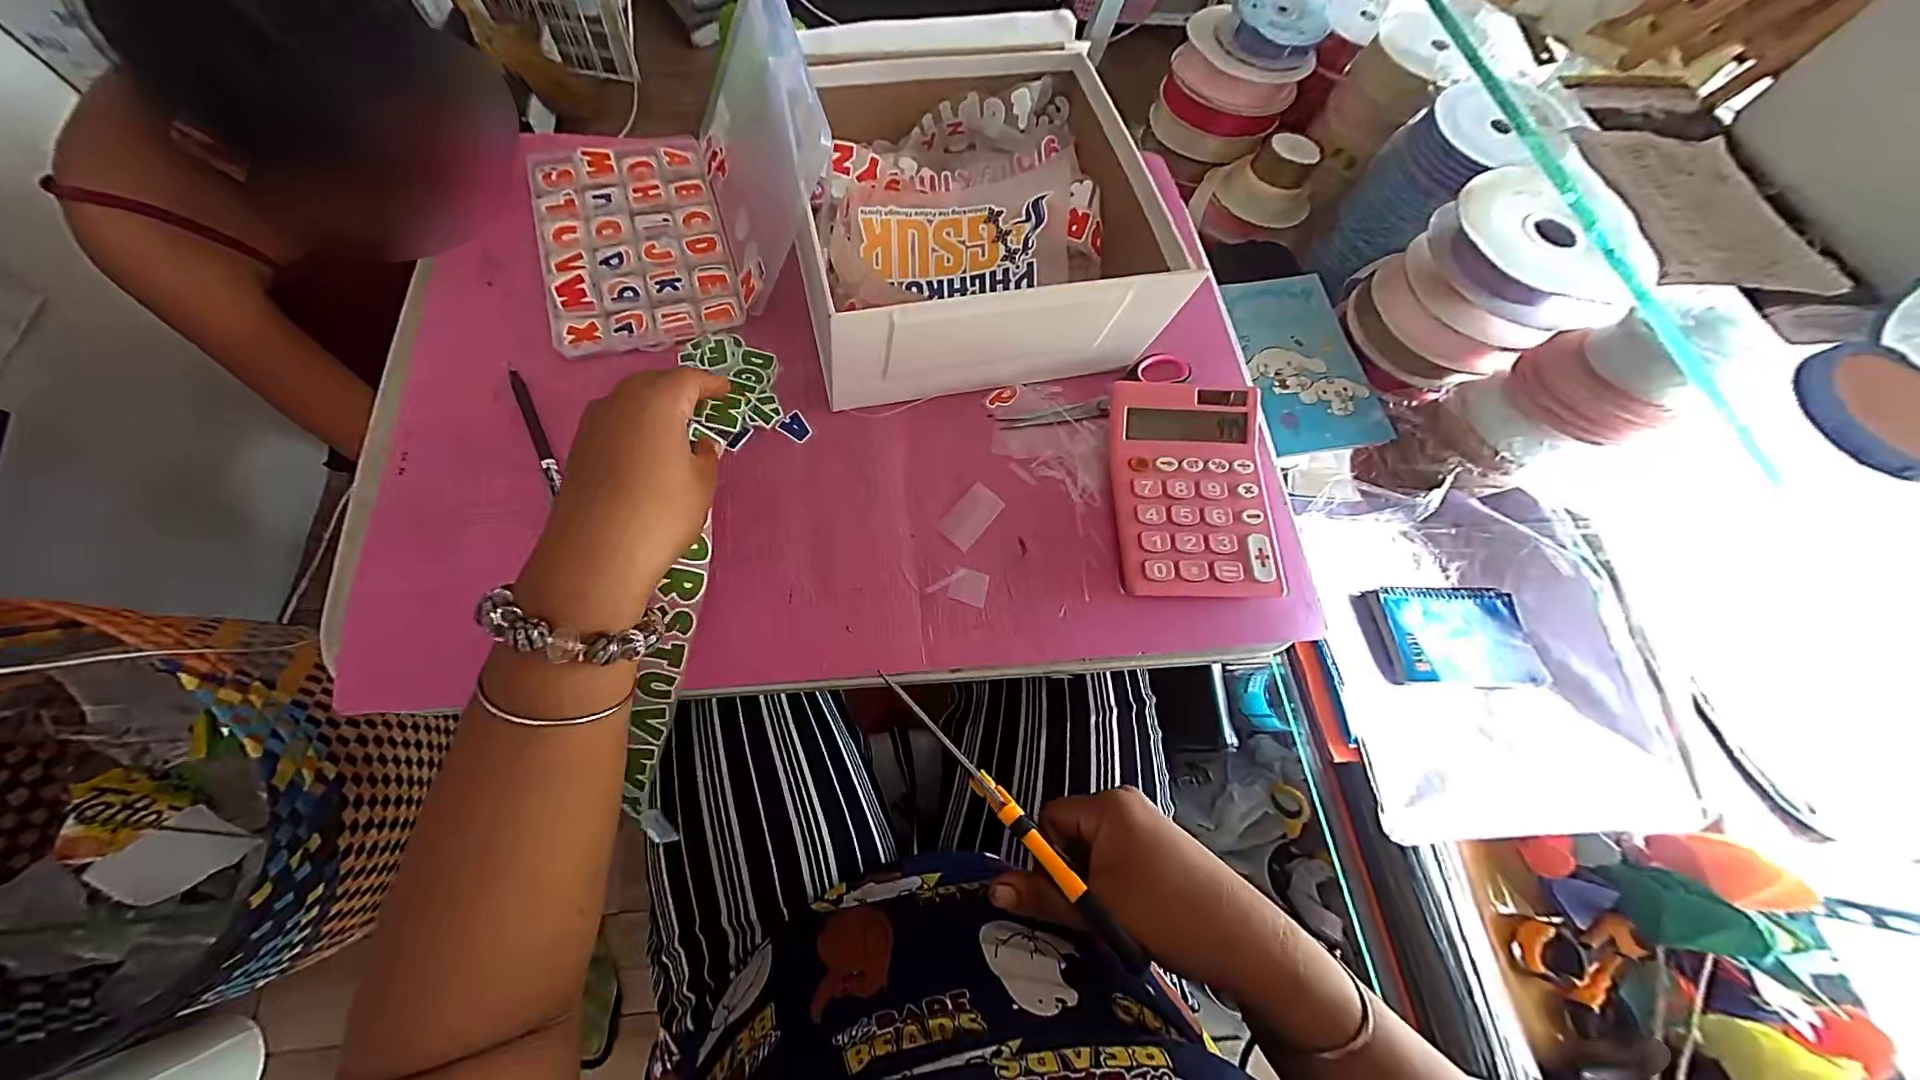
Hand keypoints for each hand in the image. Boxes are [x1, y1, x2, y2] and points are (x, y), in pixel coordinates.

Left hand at [514, 367, 731, 630]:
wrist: (598, 551)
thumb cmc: (663, 510)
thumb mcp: (702, 483)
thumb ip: (705, 457)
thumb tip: (699, 445)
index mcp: (658, 402)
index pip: (688, 379)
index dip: (710, 383)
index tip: (726, 389)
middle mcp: (622, 402)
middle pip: (654, 382)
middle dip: (679, 388)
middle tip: (701, 402)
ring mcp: (595, 424)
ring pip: (630, 400)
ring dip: (653, 405)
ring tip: (675, 423)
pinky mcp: (580, 448)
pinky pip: (615, 422)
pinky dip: (635, 425)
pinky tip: (647, 447)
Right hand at [985, 787, 1308, 999]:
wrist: (1245, 941)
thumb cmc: (1174, 914)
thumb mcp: (1098, 909)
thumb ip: (1042, 896)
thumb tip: (997, 888)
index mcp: (1109, 805)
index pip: (1049, 818)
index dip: (1046, 858)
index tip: (1059, 893)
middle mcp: (1127, 806)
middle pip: (1070, 835)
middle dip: (1072, 874)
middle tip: (1093, 909)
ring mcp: (1146, 826)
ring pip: (1093, 853)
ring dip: (1094, 886)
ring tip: (1120, 916)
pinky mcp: (1160, 849)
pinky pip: (1117, 861)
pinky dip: (1115, 888)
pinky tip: (1135, 915)